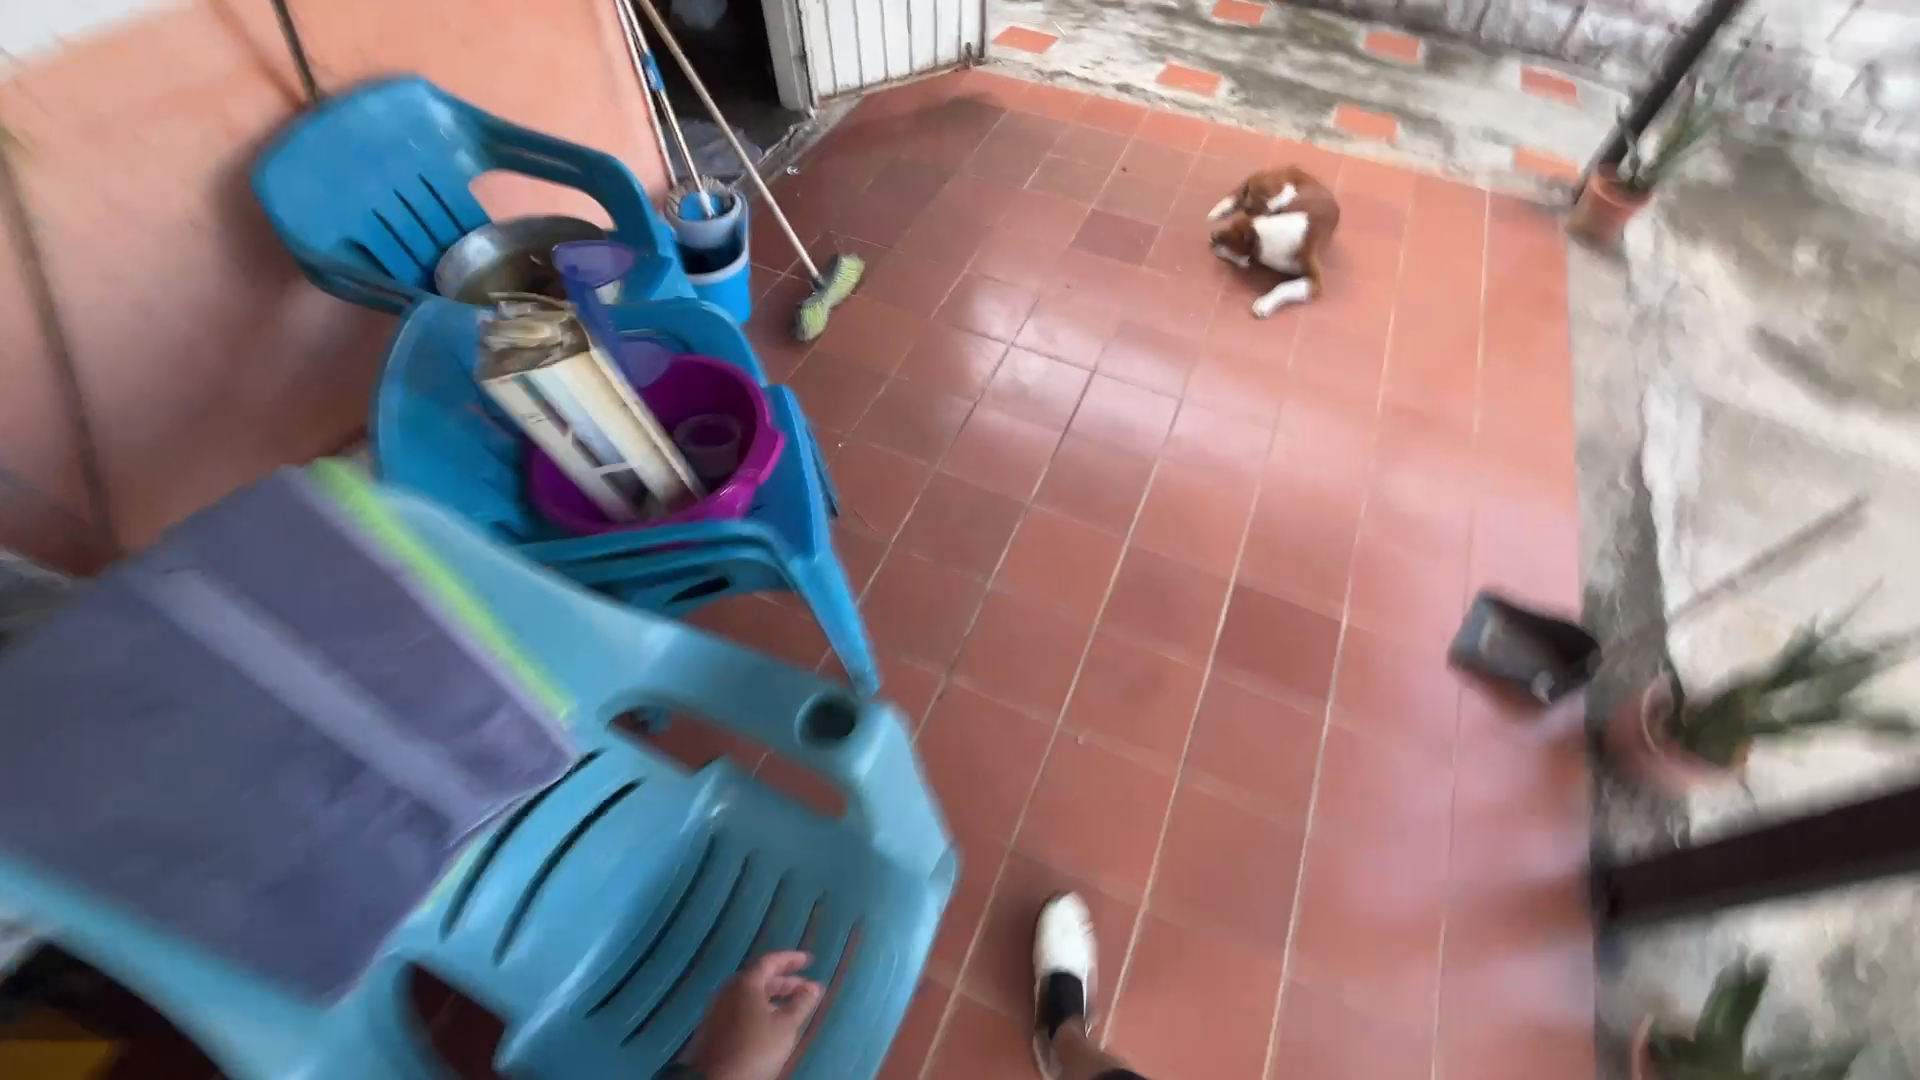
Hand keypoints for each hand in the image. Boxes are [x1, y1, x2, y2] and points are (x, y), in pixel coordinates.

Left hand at [688, 952, 824, 1079]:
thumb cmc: (755, 1049)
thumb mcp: (786, 1026)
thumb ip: (802, 1003)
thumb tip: (814, 987)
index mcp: (745, 983)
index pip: (771, 961)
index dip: (791, 959)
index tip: (809, 961)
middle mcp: (728, 990)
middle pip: (760, 978)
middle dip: (785, 982)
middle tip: (804, 988)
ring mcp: (717, 1010)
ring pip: (749, 996)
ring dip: (772, 998)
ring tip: (791, 1008)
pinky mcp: (712, 1029)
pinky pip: (739, 1009)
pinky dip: (757, 1010)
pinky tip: (768, 1024)